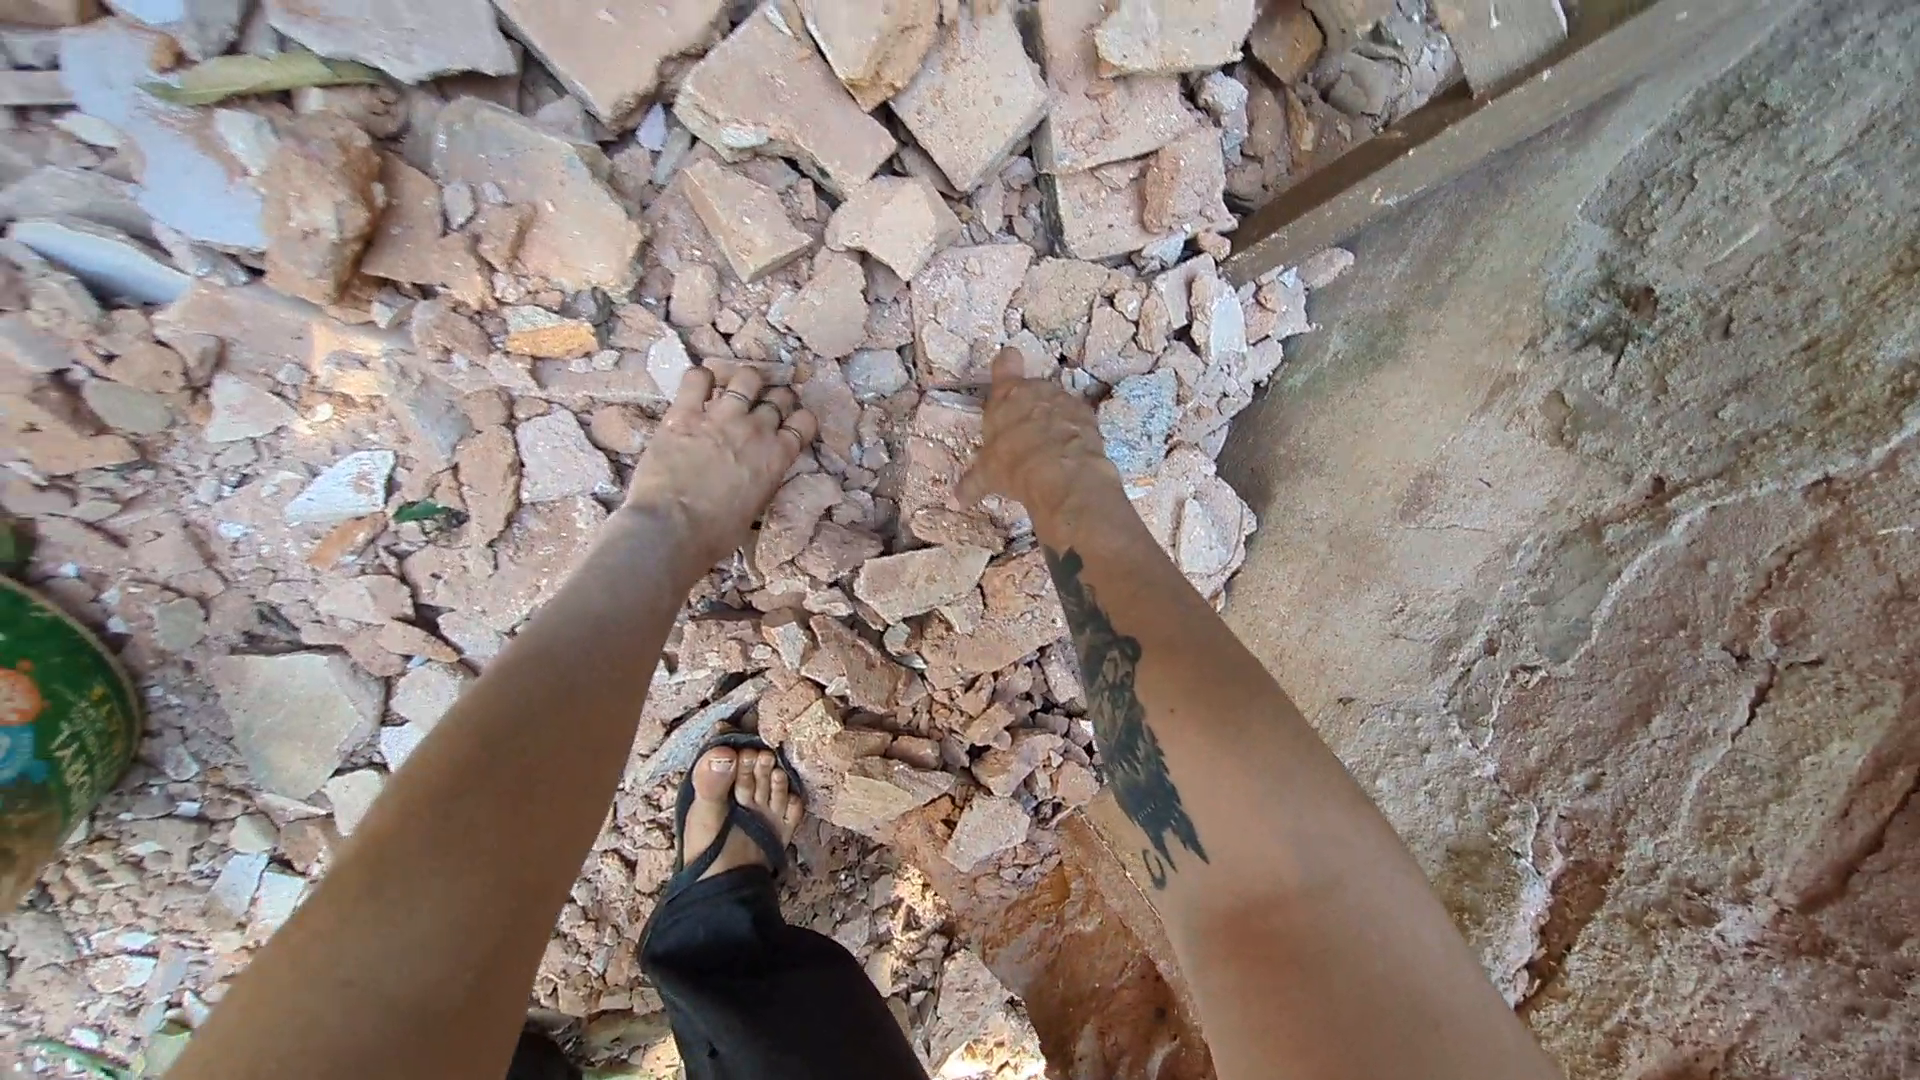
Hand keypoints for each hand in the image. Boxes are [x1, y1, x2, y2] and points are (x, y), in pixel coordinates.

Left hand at [623, 366, 817, 569]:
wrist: (672, 529)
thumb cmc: (716, 533)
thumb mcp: (755, 508)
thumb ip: (762, 480)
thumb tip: (757, 474)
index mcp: (778, 457)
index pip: (804, 422)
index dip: (798, 419)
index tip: (789, 424)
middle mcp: (756, 430)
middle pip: (778, 396)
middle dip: (775, 398)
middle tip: (763, 405)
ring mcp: (721, 417)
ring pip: (746, 378)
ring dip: (744, 381)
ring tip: (735, 390)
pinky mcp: (685, 412)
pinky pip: (697, 378)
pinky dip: (701, 378)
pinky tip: (700, 386)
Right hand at [959, 347, 1125, 530]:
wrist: (1060, 474)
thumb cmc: (1013, 465)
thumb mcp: (988, 476)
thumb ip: (973, 483)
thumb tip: (957, 499)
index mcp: (1006, 396)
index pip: (1005, 365)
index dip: (1006, 365)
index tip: (1008, 365)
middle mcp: (1037, 390)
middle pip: (1033, 390)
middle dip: (1030, 408)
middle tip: (1024, 435)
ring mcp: (1066, 401)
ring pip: (1058, 405)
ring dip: (1054, 421)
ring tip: (1048, 450)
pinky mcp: (1089, 417)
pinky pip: (1078, 421)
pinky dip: (1074, 433)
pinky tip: (1069, 454)